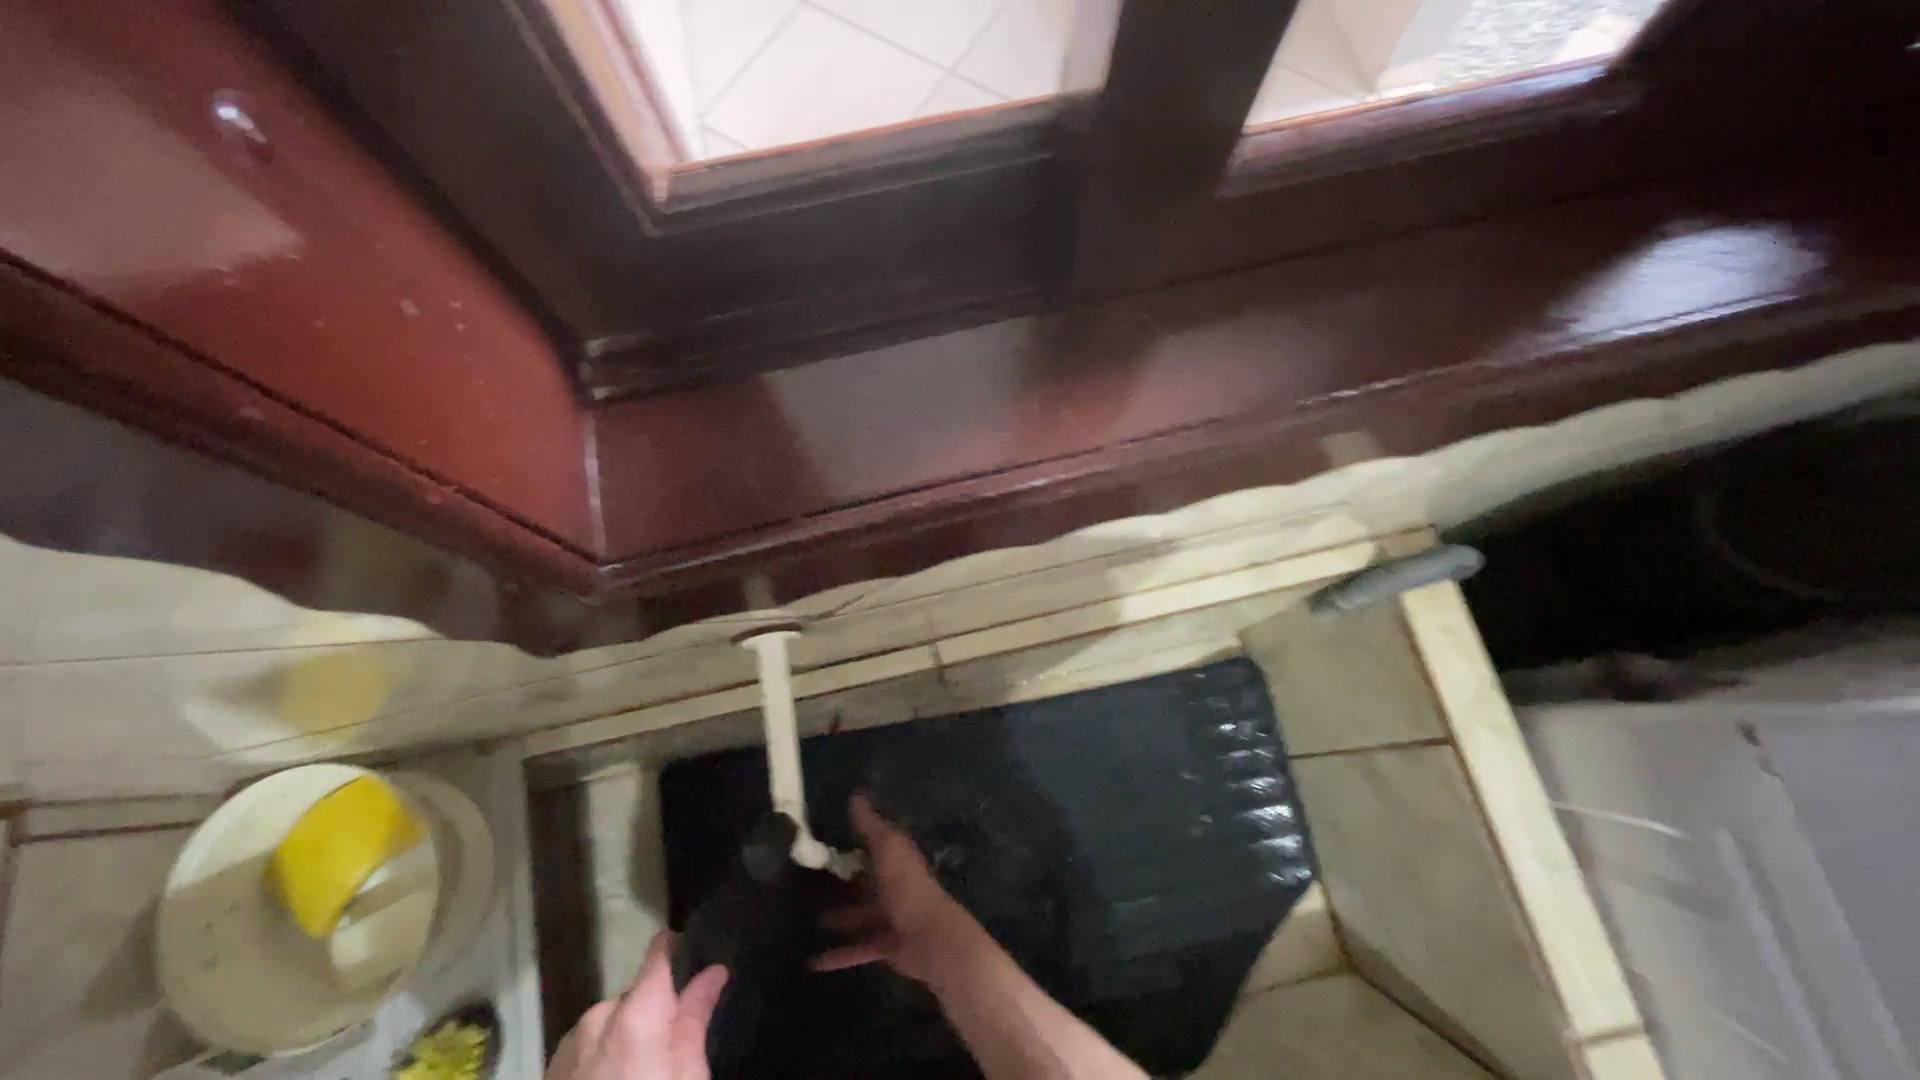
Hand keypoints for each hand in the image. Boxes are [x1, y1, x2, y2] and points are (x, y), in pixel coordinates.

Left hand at [545, 932, 728, 1079]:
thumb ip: (695, 1022)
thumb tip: (712, 974)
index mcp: (634, 1014)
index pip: (658, 956)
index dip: (677, 949)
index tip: (695, 953)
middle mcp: (596, 1020)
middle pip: (635, 997)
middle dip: (656, 1013)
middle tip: (676, 1051)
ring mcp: (566, 1050)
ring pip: (608, 1025)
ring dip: (626, 1039)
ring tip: (643, 1079)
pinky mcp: (549, 1074)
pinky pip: (584, 1051)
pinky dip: (601, 1062)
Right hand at [812, 794, 987, 986]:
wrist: (931, 938)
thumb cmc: (908, 888)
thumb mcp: (888, 849)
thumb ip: (871, 826)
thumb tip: (855, 795)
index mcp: (896, 861)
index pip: (873, 848)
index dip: (851, 845)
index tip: (822, 843)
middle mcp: (894, 887)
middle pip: (864, 884)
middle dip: (841, 884)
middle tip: (808, 885)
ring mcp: (891, 918)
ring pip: (859, 917)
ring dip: (838, 918)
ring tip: (807, 920)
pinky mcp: (887, 946)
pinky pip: (858, 949)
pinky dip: (838, 955)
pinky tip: (813, 962)